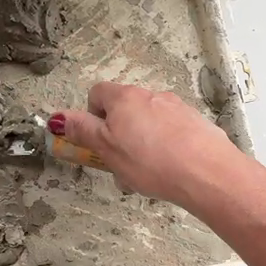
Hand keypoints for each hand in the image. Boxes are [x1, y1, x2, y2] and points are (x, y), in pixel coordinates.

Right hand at [52, 82, 258, 215]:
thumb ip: (82, 130)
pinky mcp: (196, 123)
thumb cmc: (150, 161)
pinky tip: (167, 170)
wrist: (206, 172)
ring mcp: (177, 108)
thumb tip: (58, 117)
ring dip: (140, 141)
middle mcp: (151, 95)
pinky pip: (170, 132)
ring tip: (144, 172)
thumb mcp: (106, 149)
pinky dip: (163, 146)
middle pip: (124, 108)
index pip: (97, 93)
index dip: (91, 115)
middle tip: (118, 161)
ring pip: (148, 121)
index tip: (96, 139)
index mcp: (124, 98)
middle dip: (117, 132)